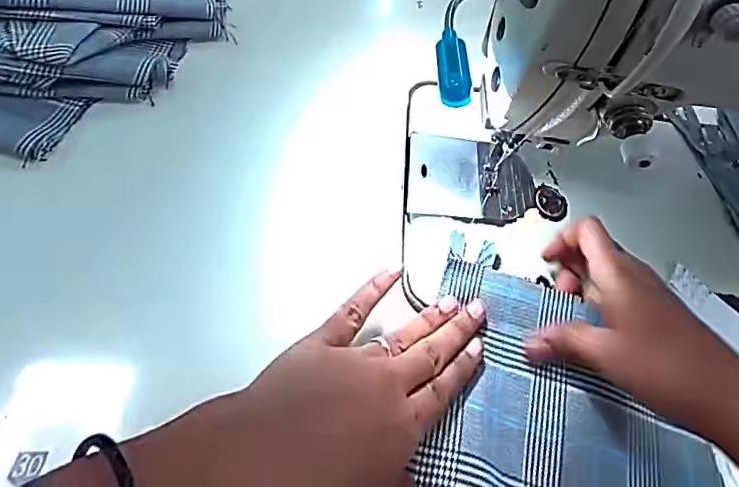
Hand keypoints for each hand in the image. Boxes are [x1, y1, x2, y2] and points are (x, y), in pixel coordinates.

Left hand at [83, 269, 486, 486]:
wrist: (257, 464)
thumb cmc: (311, 485)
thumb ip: (402, 475)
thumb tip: (424, 477)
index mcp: (401, 426)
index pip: (444, 389)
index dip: (465, 366)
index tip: (481, 347)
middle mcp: (386, 387)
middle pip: (432, 352)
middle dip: (458, 330)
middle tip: (478, 308)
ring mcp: (355, 359)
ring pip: (402, 331)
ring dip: (429, 314)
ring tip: (450, 298)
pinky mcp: (322, 342)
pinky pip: (352, 310)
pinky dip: (371, 289)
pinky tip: (388, 273)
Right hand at [522, 218, 738, 486]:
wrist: (726, 396)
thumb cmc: (675, 368)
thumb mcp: (605, 353)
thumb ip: (565, 341)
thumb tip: (535, 339)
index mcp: (618, 271)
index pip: (585, 228)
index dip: (561, 238)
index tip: (547, 258)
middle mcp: (635, 274)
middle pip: (593, 250)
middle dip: (569, 270)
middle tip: (559, 297)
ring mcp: (650, 291)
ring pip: (608, 273)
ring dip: (586, 289)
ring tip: (578, 320)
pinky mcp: (660, 312)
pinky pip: (624, 293)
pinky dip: (606, 305)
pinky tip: (605, 337)